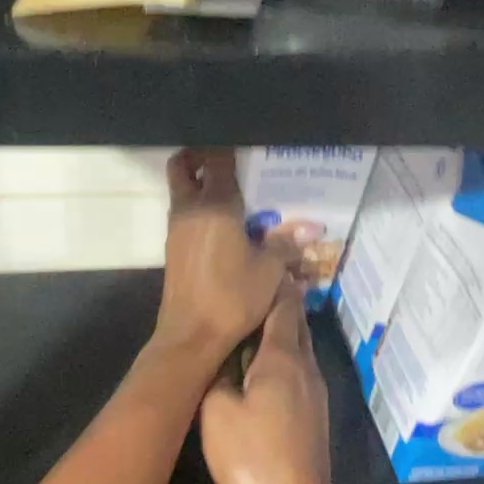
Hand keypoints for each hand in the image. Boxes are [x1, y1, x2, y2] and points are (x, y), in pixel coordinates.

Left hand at [156, 149, 291, 355]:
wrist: (191, 335)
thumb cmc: (233, 297)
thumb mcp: (270, 271)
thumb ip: (286, 244)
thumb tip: (309, 230)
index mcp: (215, 204)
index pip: (216, 158)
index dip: (229, 148)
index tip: (246, 148)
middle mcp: (190, 209)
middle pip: (183, 166)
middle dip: (200, 157)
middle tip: (228, 163)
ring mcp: (177, 229)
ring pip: (182, 192)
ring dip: (201, 186)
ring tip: (236, 197)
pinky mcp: (173, 248)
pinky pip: (185, 215)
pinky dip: (200, 211)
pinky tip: (228, 227)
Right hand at [201, 288, 338, 483]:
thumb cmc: (251, 456)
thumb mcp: (217, 412)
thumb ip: (217, 374)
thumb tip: (221, 352)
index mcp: (282, 360)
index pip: (284, 309)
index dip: (276, 287)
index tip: (265, 268)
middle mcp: (306, 370)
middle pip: (296, 326)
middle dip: (281, 305)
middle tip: (256, 290)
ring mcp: (315, 395)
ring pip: (300, 350)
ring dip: (283, 333)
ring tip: (255, 324)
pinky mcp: (314, 416)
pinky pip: (300, 372)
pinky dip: (285, 357)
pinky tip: (265, 368)